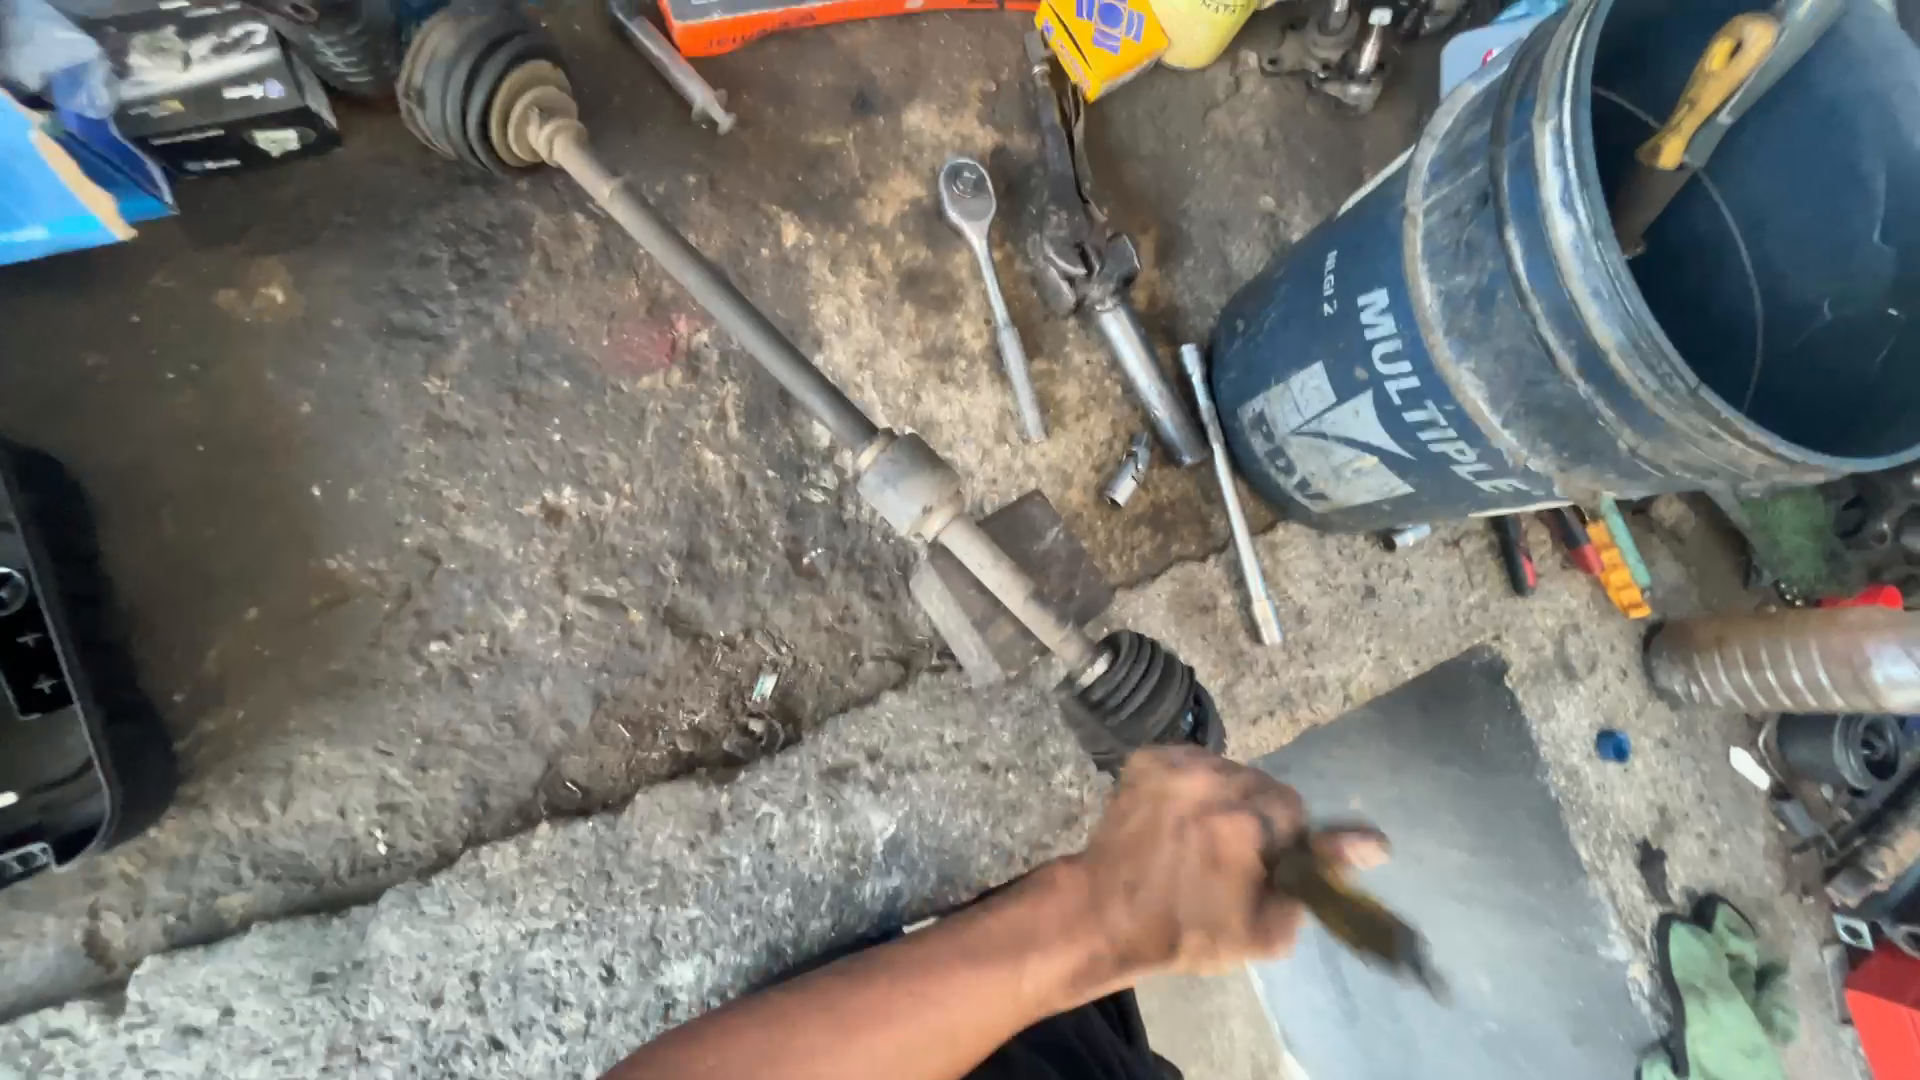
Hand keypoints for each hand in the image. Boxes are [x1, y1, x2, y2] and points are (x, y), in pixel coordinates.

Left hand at [1058, 746, 1387, 991]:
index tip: (1262, 859)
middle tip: (1231, 847)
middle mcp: (1210, 781)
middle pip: (1261, 782)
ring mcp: (1173, 764)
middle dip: (1257, 812)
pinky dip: (1195, 780)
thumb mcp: (1266, 927)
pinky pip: (1193, 758)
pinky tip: (1179, 811)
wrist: (1106, 909)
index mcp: (1243, 823)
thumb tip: (1377, 841)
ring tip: (1201, 828)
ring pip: (1228, 767)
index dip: (1283, 837)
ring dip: (1226, 792)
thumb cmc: (1190, 929)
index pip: (1293, 807)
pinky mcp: (1147, 756)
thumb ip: (1320, 876)